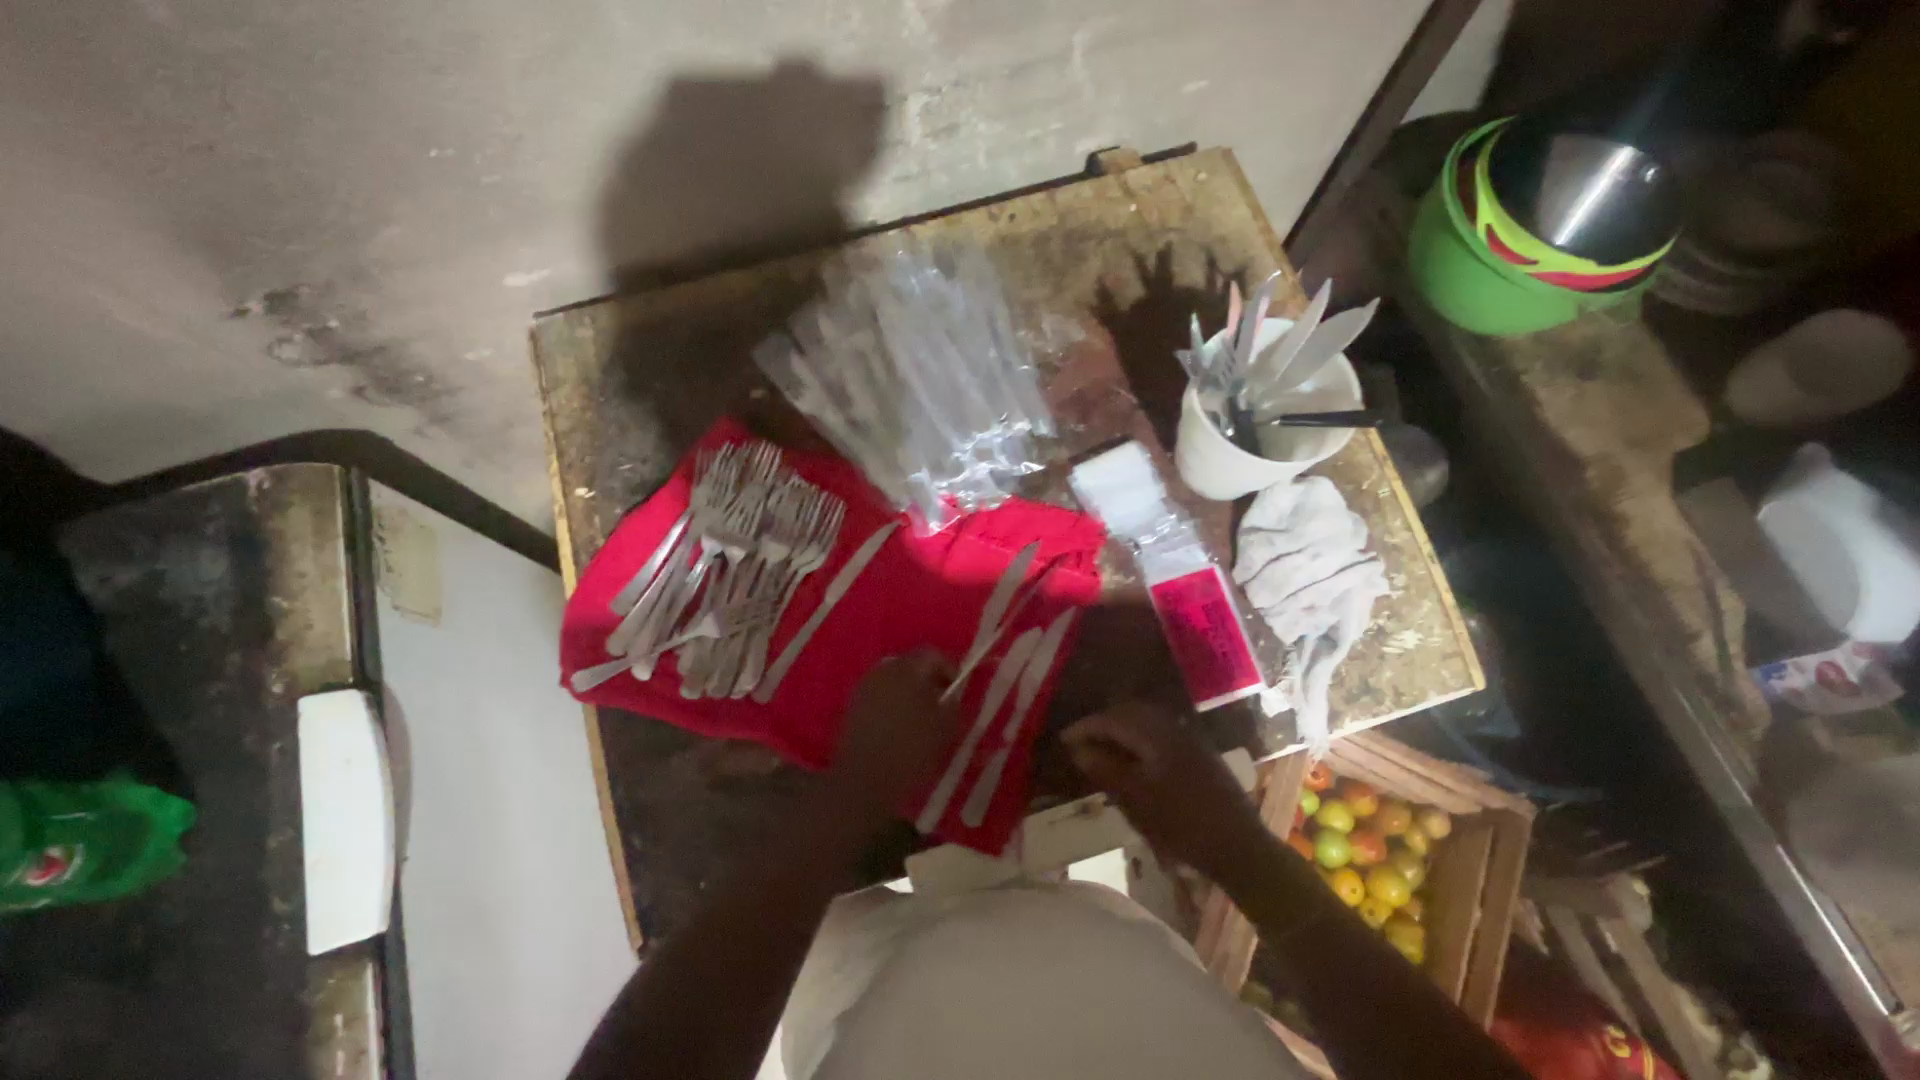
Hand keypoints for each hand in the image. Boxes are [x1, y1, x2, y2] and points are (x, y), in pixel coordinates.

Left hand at [826, 649, 960, 823]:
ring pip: (894, 684)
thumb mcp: (947, 728)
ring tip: (924, 721)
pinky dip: (893, 709)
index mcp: (907, 668)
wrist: (864, 781)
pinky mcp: (851, 710)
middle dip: (930, 682)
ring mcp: (863, 689)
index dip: (952, 670)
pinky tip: (901, 731)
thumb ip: (955, 705)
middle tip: (944, 705)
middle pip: (912, 667)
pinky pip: (880, 700)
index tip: (961, 691)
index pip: (934, 655)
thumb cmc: (912, 749)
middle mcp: (882, 670)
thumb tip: (954, 696)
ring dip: (910, 696)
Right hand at [1062, 702, 1268, 881]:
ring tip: (1103, 752)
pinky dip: (1140, 741)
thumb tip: (1078, 749)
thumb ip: (1105, 769)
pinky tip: (1133, 762)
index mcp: (1156, 735)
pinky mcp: (1199, 755)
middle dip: (1103, 724)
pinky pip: (1160, 735)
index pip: (1112, 719)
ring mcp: (1190, 740)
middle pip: (1131, 714)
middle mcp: (1173, 728)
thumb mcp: (1136, 800)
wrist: (1238, 846)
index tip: (1063, 740)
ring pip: (1147, 723)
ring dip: (1122, 731)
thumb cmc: (1182, 824)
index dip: (1085, 727)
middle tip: (1081, 743)